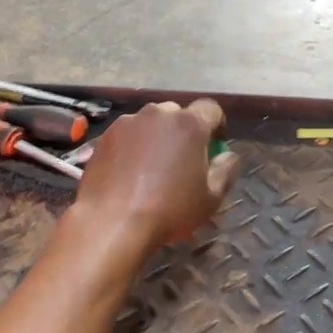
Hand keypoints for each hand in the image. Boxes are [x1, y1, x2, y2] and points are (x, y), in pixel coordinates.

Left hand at [74, 100, 241, 244]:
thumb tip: (228, 155)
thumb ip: (225, 170)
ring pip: (149, 123)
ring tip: (151, 167)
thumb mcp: (211, 198)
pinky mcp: (104, 136)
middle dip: (184, 131)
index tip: (214, 144)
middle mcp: (157, 114)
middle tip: (182, 159)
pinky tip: (129, 172)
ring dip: (156, 137)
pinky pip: (127, 135)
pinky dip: (132, 146)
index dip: (217, 124)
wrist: (111, 222)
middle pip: (178, 114)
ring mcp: (127, 122)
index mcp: (188, 124)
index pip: (211, 109)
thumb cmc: (168, 211)